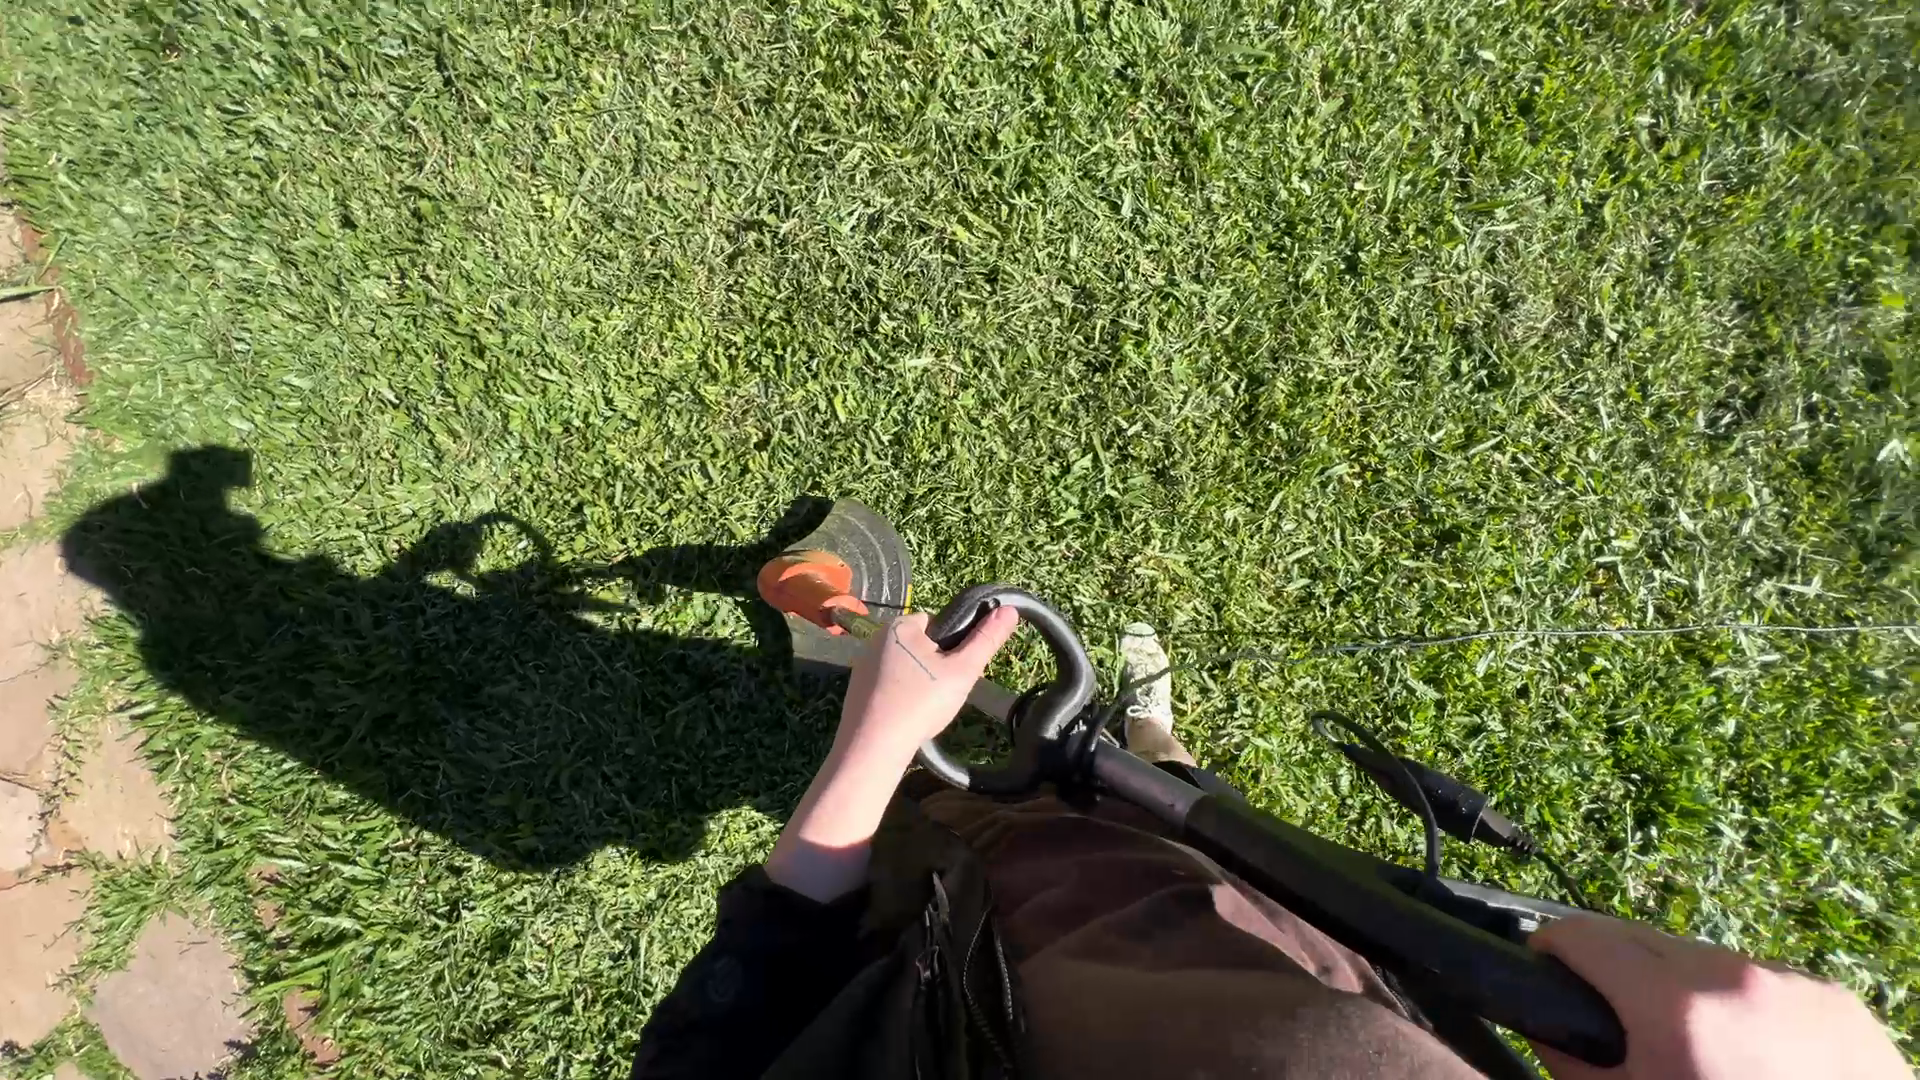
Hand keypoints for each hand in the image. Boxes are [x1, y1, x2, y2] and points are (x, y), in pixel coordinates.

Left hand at [766, 607, 1019, 901]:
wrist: (872, 746)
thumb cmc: (921, 703)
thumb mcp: (963, 671)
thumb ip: (986, 640)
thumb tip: (1010, 610)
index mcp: (900, 625)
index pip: (935, 623)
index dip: (951, 646)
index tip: (955, 671)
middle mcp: (877, 638)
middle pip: (919, 646)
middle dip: (933, 665)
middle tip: (942, 693)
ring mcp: (862, 664)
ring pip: (903, 667)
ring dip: (916, 682)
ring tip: (923, 709)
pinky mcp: (855, 688)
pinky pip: (887, 685)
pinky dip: (898, 696)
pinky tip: (904, 716)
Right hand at [1530, 914, 1909, 1079]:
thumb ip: (1568, 1061)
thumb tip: (1538, 1021)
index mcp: (1672, 1006)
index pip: (1577, 933)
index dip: (1549, 945)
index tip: (1547, 964)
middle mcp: (1725, 976)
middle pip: (1632, 936)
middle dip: (1612, 965)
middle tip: (1619, 1013)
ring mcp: (1784, 979)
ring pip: (1693, 955)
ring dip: (1675, 980)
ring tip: (1695, 1036)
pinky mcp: (1830, 992)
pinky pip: (1754, 974)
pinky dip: (1737, 998)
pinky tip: (1752, 1043)